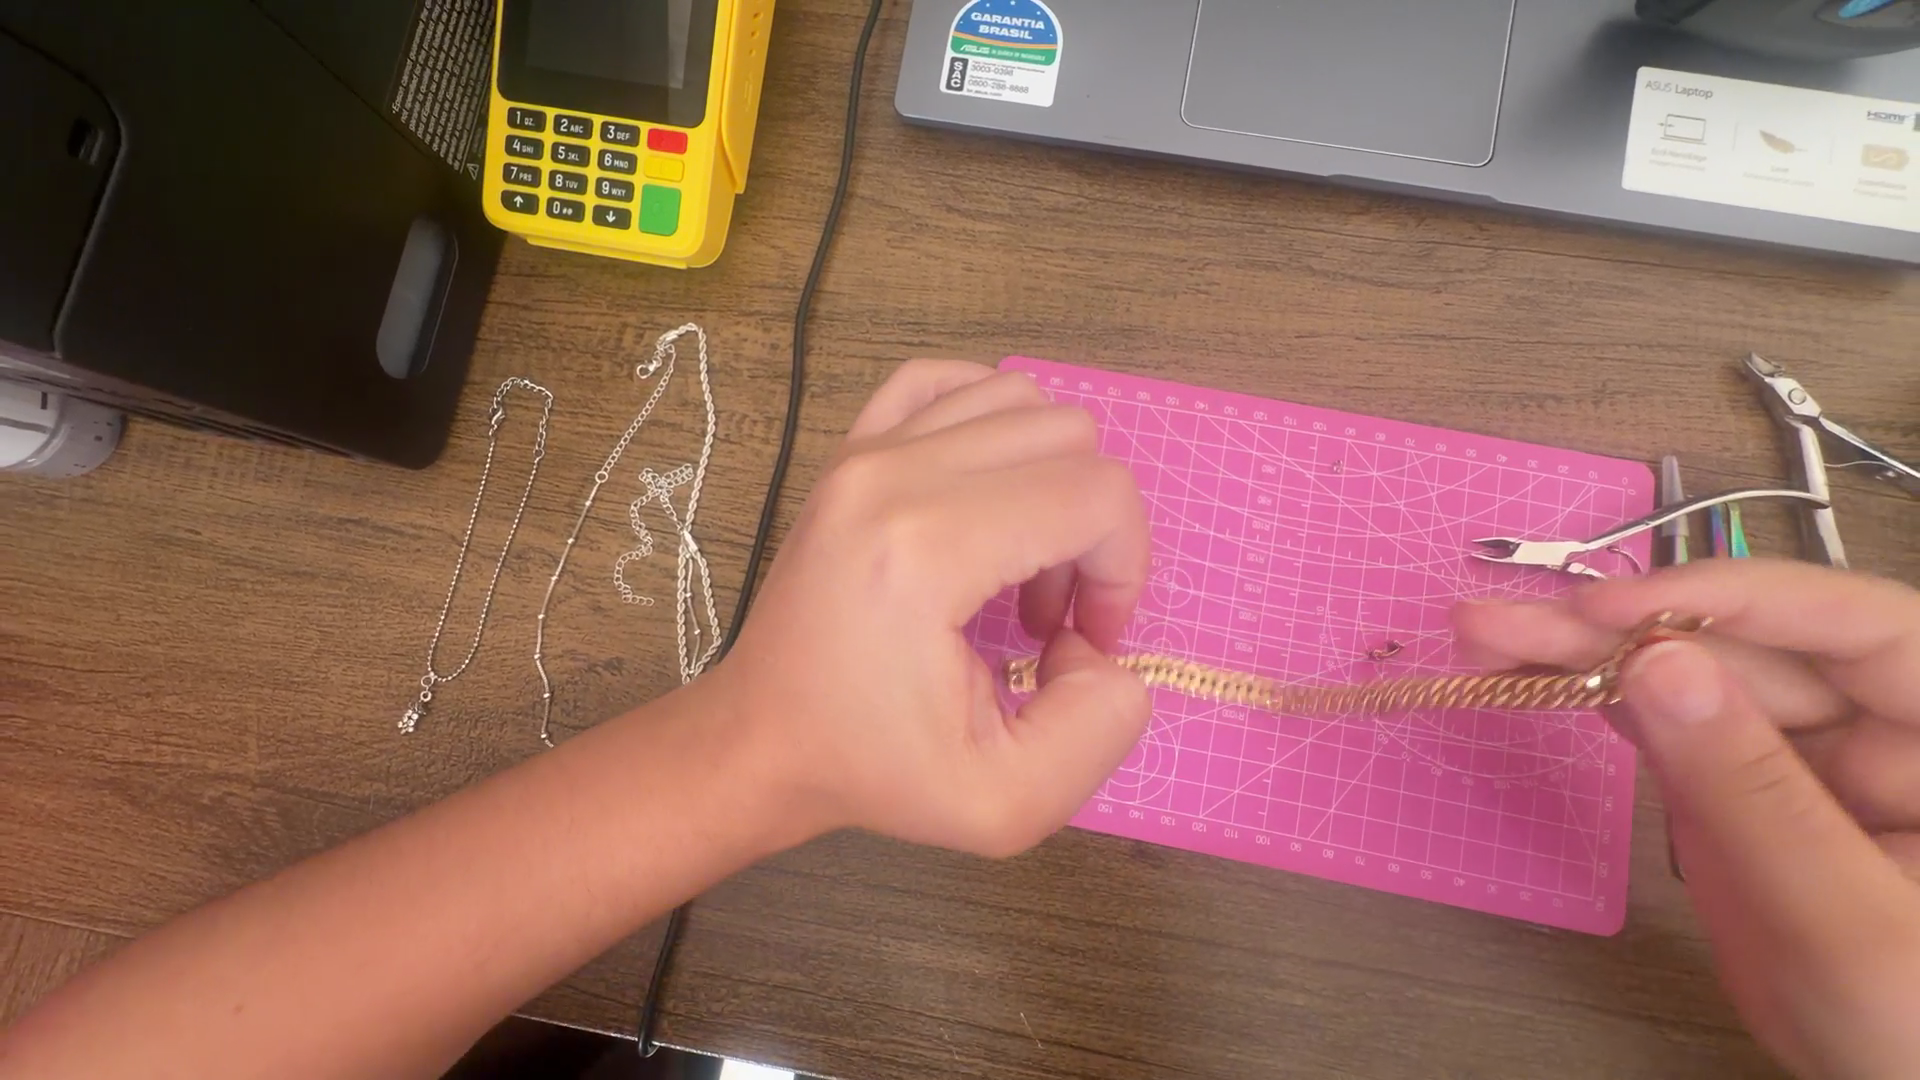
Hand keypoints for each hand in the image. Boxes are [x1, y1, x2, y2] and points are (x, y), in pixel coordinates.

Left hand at [716, 360, 1150, 856]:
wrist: (762, 736)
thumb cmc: (872, 768)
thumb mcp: (1005, 803)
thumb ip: (1098, 728)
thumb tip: (1100, 645)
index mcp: (927, 550)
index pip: (1095, 494)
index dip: (1125, 568)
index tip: (1085, 639)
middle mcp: (893, 473)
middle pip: (1068, 438)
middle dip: (1092, 529)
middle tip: (1051, 610)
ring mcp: (865, 449)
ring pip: (1020, 399)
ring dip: (1049, 479)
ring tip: (1018, 559)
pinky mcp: (852, 447)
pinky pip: (946, 381)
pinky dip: (990, 419)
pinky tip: (988, 486)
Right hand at [1454, 560, 1919, 1079]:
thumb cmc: (1916, 1035)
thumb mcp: (1846, 922)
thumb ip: (1752, 788)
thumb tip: (1655, 663)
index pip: (1852, 628)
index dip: (1727, 600)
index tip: (1607, 609)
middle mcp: (1880, 725)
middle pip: (1735, 650)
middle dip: (1605, 630)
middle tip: (1489, 620)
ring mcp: (1799, 752)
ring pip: (1679, 677)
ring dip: (1572, 653)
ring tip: (1479, 637)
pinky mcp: (1731, 777)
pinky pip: (1655, 720)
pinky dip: (1584, 694)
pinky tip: (1522, 672)